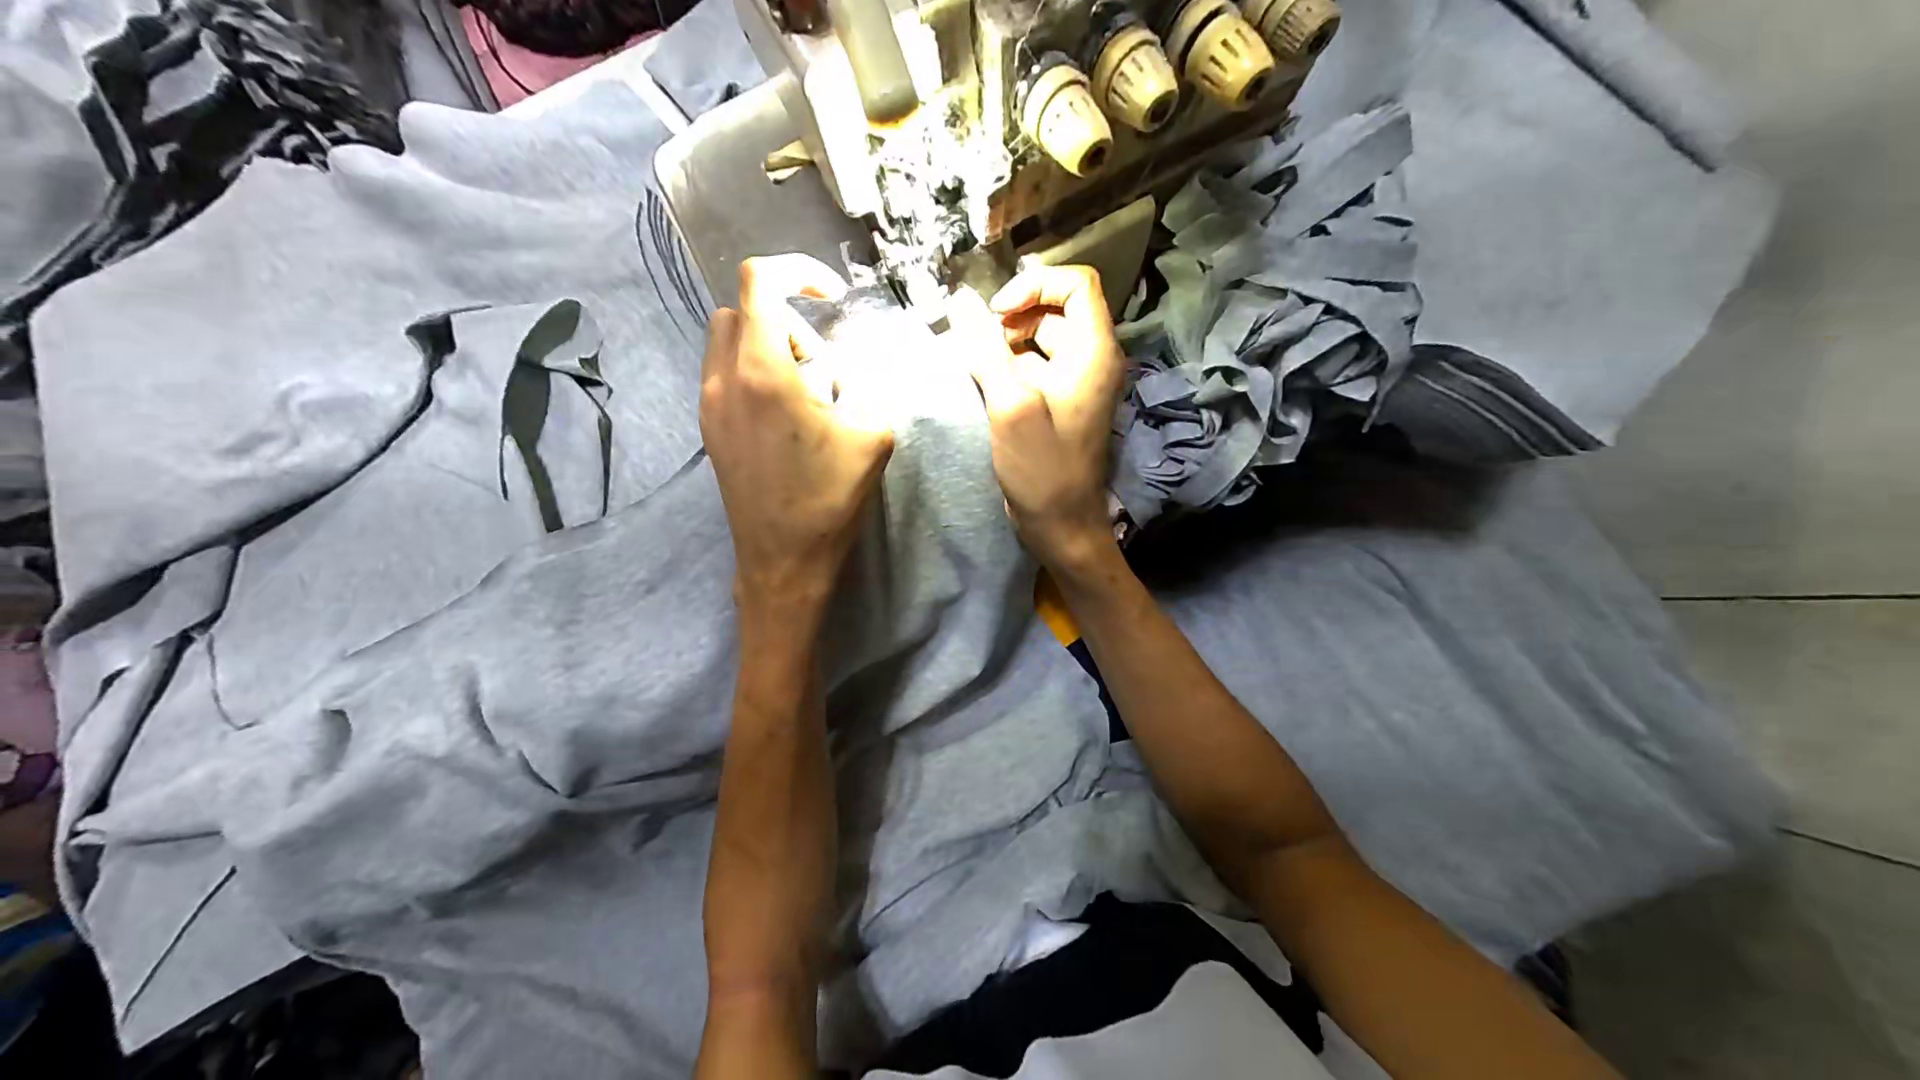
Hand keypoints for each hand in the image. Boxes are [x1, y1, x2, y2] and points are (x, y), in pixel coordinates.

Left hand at [701, 255, 894, 615]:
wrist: (782, 560)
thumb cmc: (828, 500)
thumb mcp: (872, 437)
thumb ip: (865, 387)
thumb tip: (847, 372)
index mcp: (763, 371)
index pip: (759, 281)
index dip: (796, 272)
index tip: (829, 296)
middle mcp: (724, 378)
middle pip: (741, 310)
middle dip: (784, 320)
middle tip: (820, 363)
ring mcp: (709, 405)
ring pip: (726, 341)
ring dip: (765, 346)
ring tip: (803, 392)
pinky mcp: (709, 429)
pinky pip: (723, 375)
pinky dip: (752, 374)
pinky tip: (785, 417)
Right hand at [948, 265, 1125, 574]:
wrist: (1061, 524)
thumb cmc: (1042, 468)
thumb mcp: (1011, 405)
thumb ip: (987, 349)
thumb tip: (961, 300)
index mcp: (1094, 351)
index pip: (1076, 284)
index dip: (1034, 284)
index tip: (997, 314)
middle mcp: (1092, 359)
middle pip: (1055, 308)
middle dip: (1014, 314)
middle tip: (980, 341)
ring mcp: (1076, 382)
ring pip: (1041, 337)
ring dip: (1006, 340)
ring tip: (975, 360)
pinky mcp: (1059, 402)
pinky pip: (1036, 365)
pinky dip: (1009, 364)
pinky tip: (983, 379)